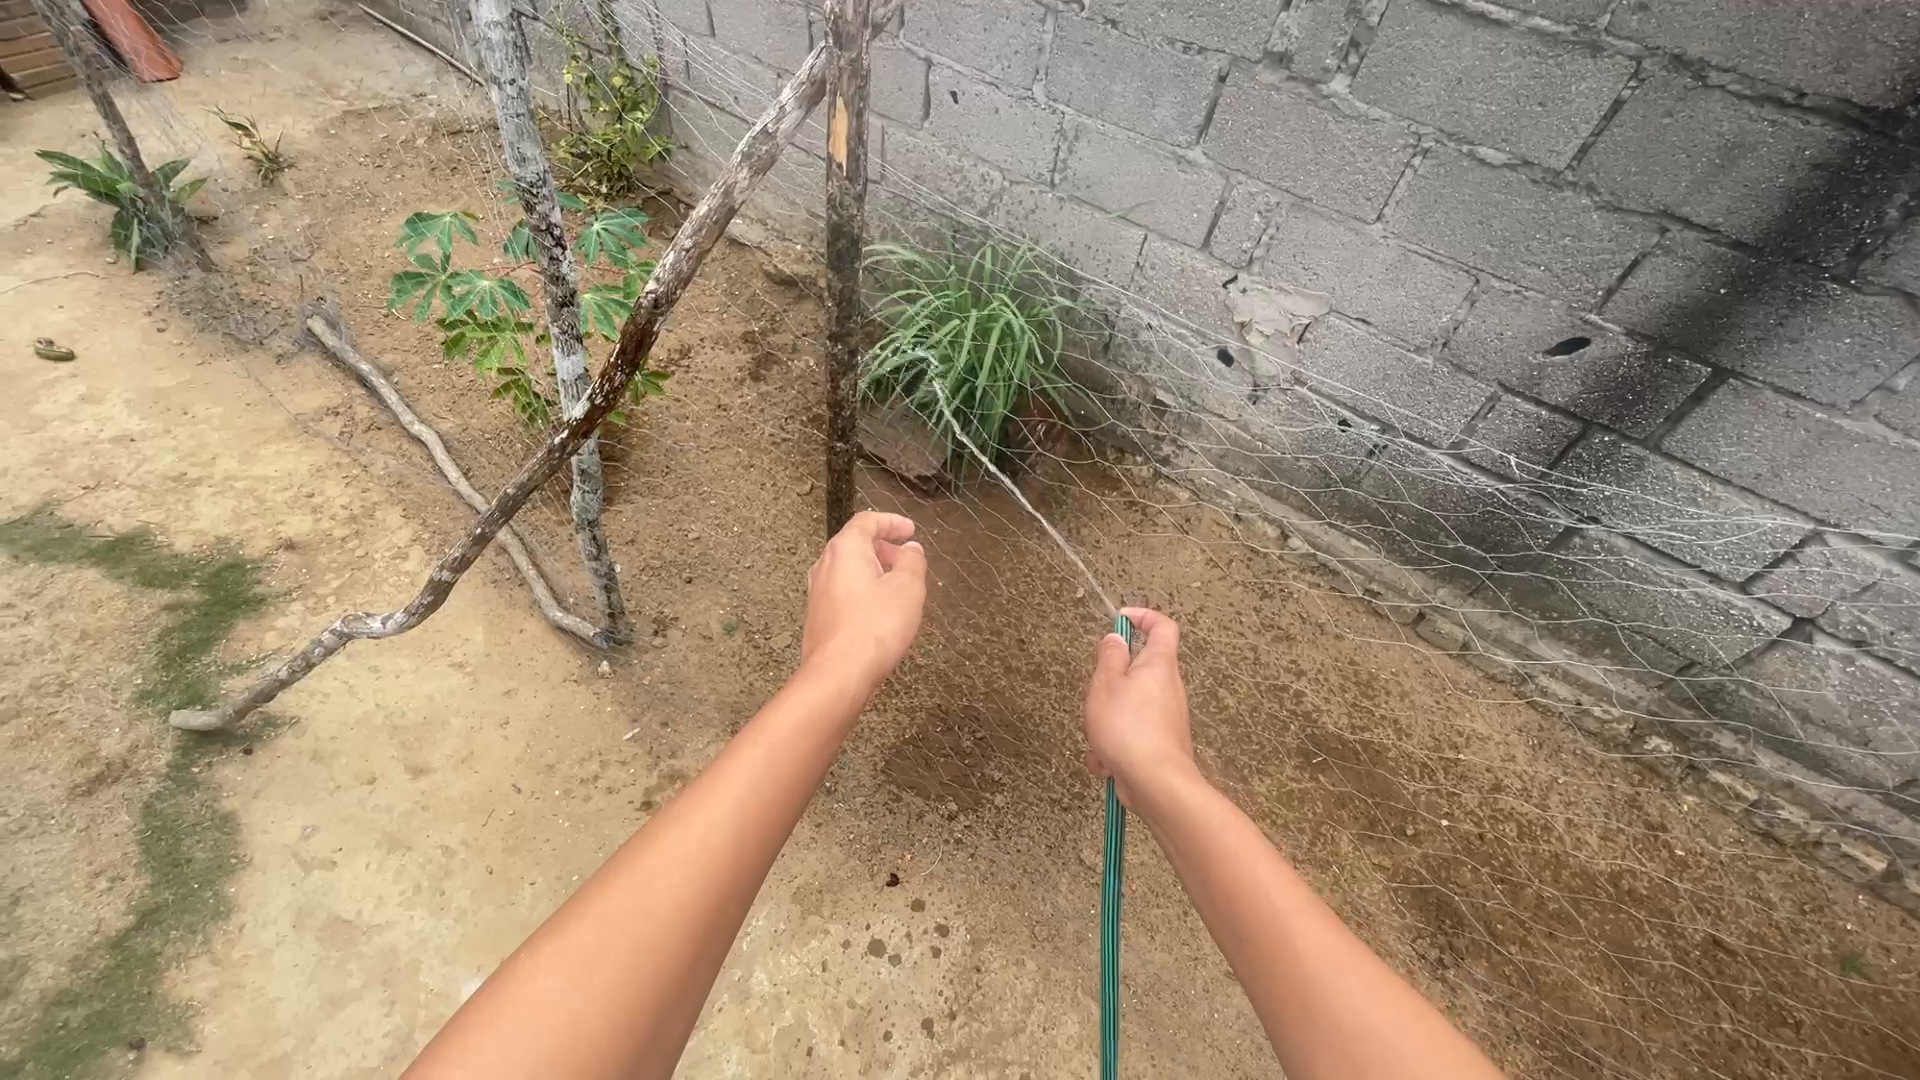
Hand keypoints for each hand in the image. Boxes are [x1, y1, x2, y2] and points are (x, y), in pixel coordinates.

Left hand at [801, 511, 927, 691]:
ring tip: (897, 586)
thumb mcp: (908, 588)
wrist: (839, 673)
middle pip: (855, 543)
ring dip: (874, 570)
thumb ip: (913, 561)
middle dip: (884, 547)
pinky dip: (863, 589)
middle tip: (906, 558)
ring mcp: (818, 591)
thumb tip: (911, 549)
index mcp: (845, 549)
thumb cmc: (873, 628)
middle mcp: (825, 565)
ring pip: (848, 568)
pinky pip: (843, 590)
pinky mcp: (819, 615)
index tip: (909, 530)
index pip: (867, 521)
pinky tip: (880, 610)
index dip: (891, 522)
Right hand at [1084, 607, 1195, 807]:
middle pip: (1140, 668)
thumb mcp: (1106, 684)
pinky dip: (1114, 745)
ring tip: (1098, 736)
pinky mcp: (1161, 742)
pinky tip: (1105, 761)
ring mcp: (1167, 716)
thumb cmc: (1129, 730)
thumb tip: (1114, 639)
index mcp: (1159, 664)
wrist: (1155, 783)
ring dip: (1107, 719)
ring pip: (1130, 705)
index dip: (1143, 617)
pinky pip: (1131, 733)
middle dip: (1111, 681)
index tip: (1120, 620)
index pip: (1163, 626)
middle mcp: (1169, 687)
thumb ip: (1109, 657)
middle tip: (1096, 693)